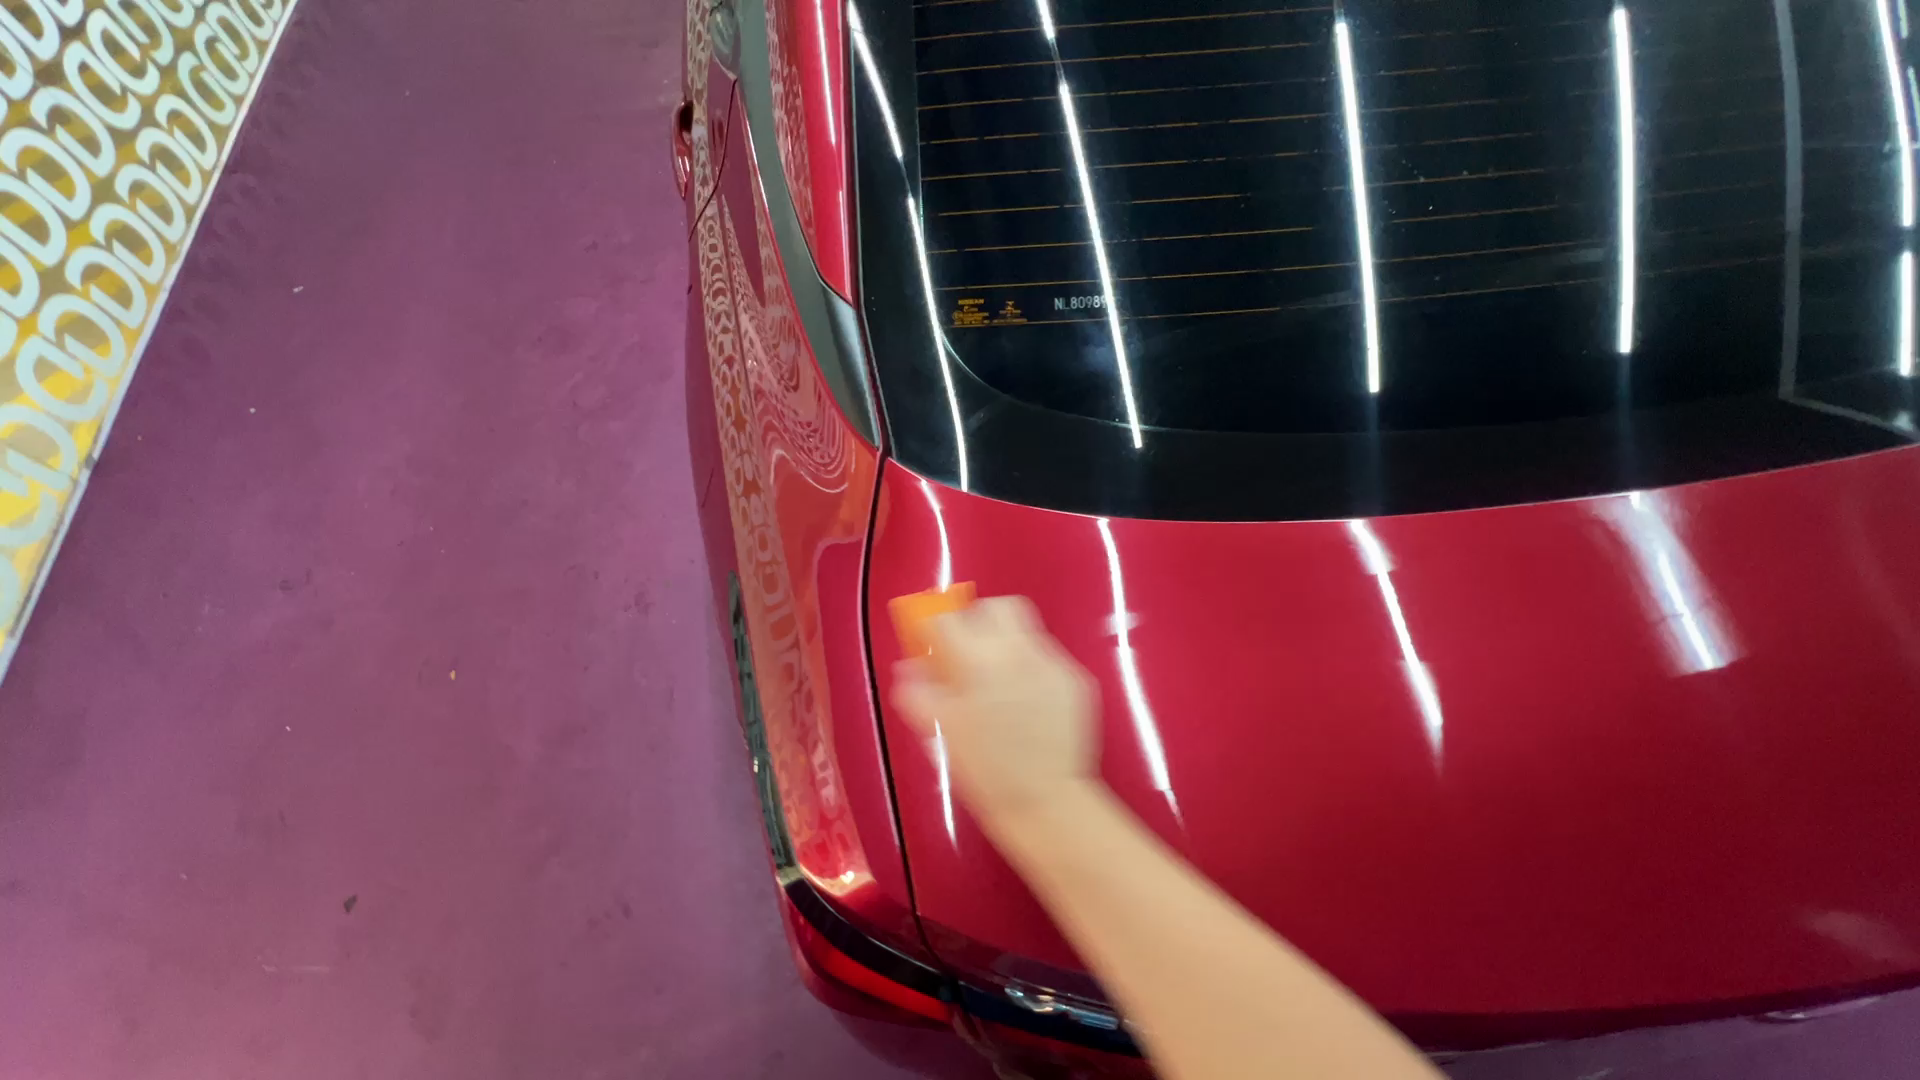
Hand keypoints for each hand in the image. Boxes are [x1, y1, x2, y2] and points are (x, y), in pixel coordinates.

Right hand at [890, 596, 1099, 829]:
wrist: (1046, 802)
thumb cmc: (987, 773)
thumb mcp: (943, 732)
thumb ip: (920, 693)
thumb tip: (909, 669)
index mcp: (979, 664)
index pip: (949, 618)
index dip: (935, 626)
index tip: (931, 640)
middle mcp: (1019, 653)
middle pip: (997, 608)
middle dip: (979, 621)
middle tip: (967, 651)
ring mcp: (1053, 664)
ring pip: (1026, 633)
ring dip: (1006, 647)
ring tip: (998, 684)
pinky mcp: (1076, 681)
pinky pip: (1048, 659)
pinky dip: (1031, 671)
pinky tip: (1025, 703)